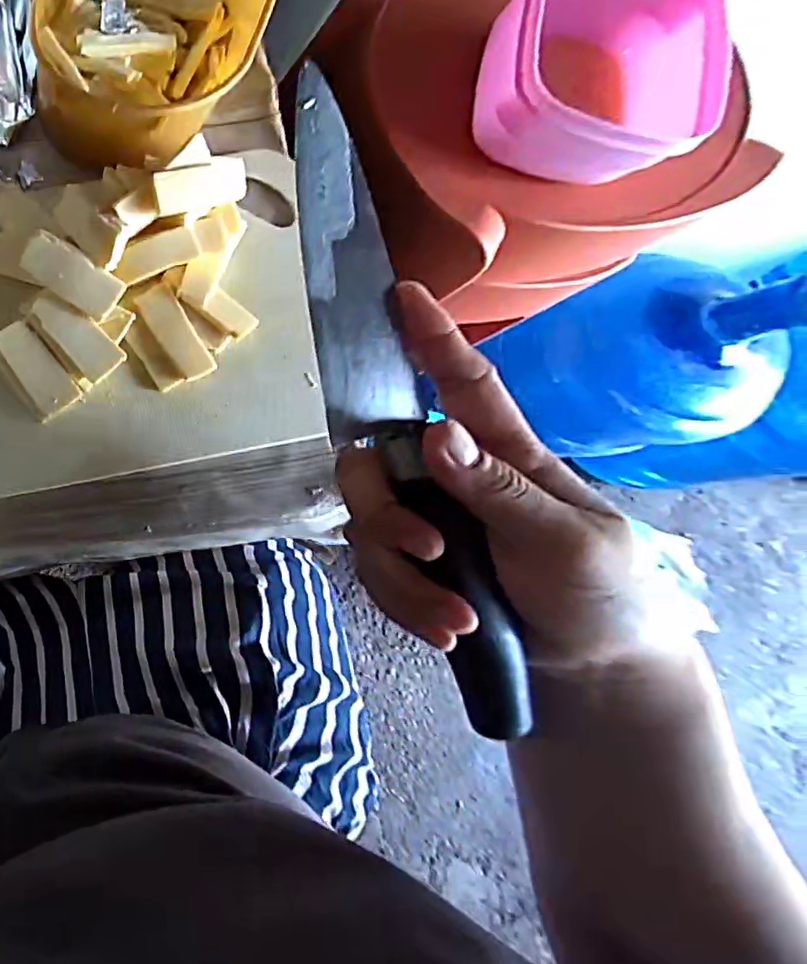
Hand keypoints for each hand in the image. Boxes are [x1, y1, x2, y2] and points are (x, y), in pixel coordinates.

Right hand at [339, 283, 650, 674]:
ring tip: (456, 618)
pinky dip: (401, 604)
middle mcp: (441, 480)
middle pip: (370, 466)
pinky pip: (367, 571)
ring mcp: (416, 520)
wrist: (585, 668)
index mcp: (497, 457)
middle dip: (384, 513)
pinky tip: (443, 628)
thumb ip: (496, 490)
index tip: (405, 295)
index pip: (461, 387)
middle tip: (424, 550)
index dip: (432, 340)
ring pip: (362, 527)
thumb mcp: (565, 541)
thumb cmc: (601, 592)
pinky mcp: (398, 562)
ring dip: (401, 579)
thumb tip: (434, 433)